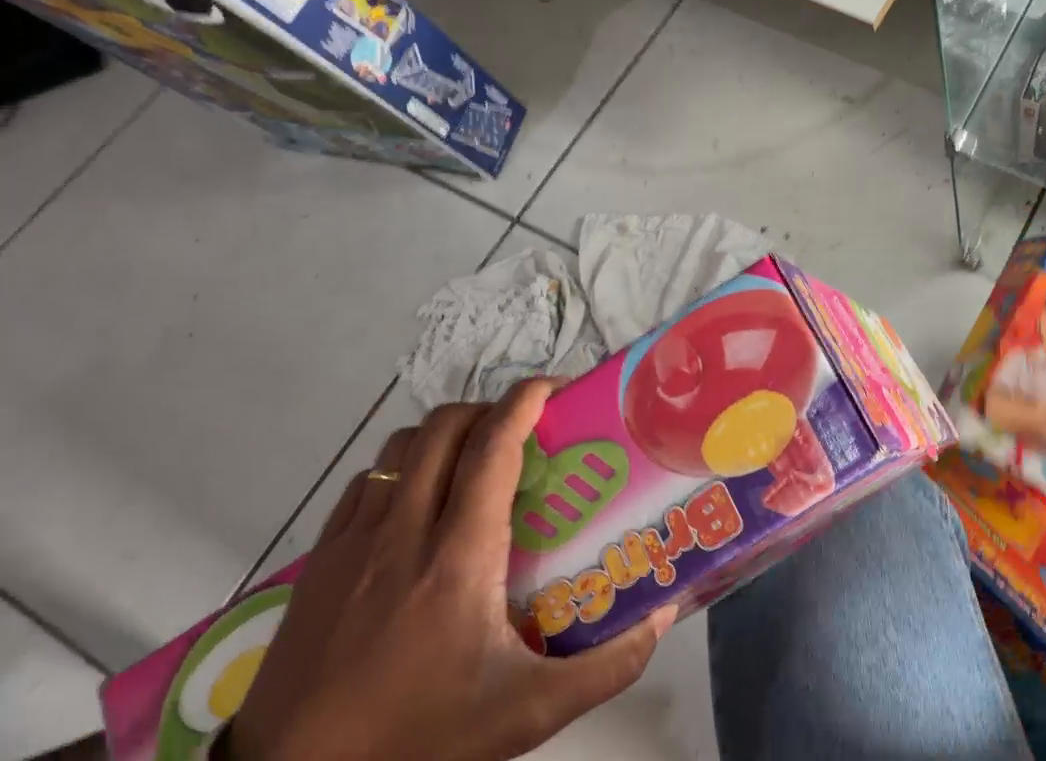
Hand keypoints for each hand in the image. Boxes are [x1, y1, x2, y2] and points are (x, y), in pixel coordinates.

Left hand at [224, 379, 675, 760]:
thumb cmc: (421, 734)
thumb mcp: (531, 713)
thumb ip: (610, 666)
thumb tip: (662, 617)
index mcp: (459, 556)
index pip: (491, 448)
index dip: (524, 402)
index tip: (556, 387)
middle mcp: (403, 533)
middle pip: (442, 429)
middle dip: (488, 408)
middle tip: (527, 428)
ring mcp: (351, 544)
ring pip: (399, 449)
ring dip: (443, 435)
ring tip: (477, 459)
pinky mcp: (316, 563)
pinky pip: (365, 484)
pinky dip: (402, 469)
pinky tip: (420, 504)